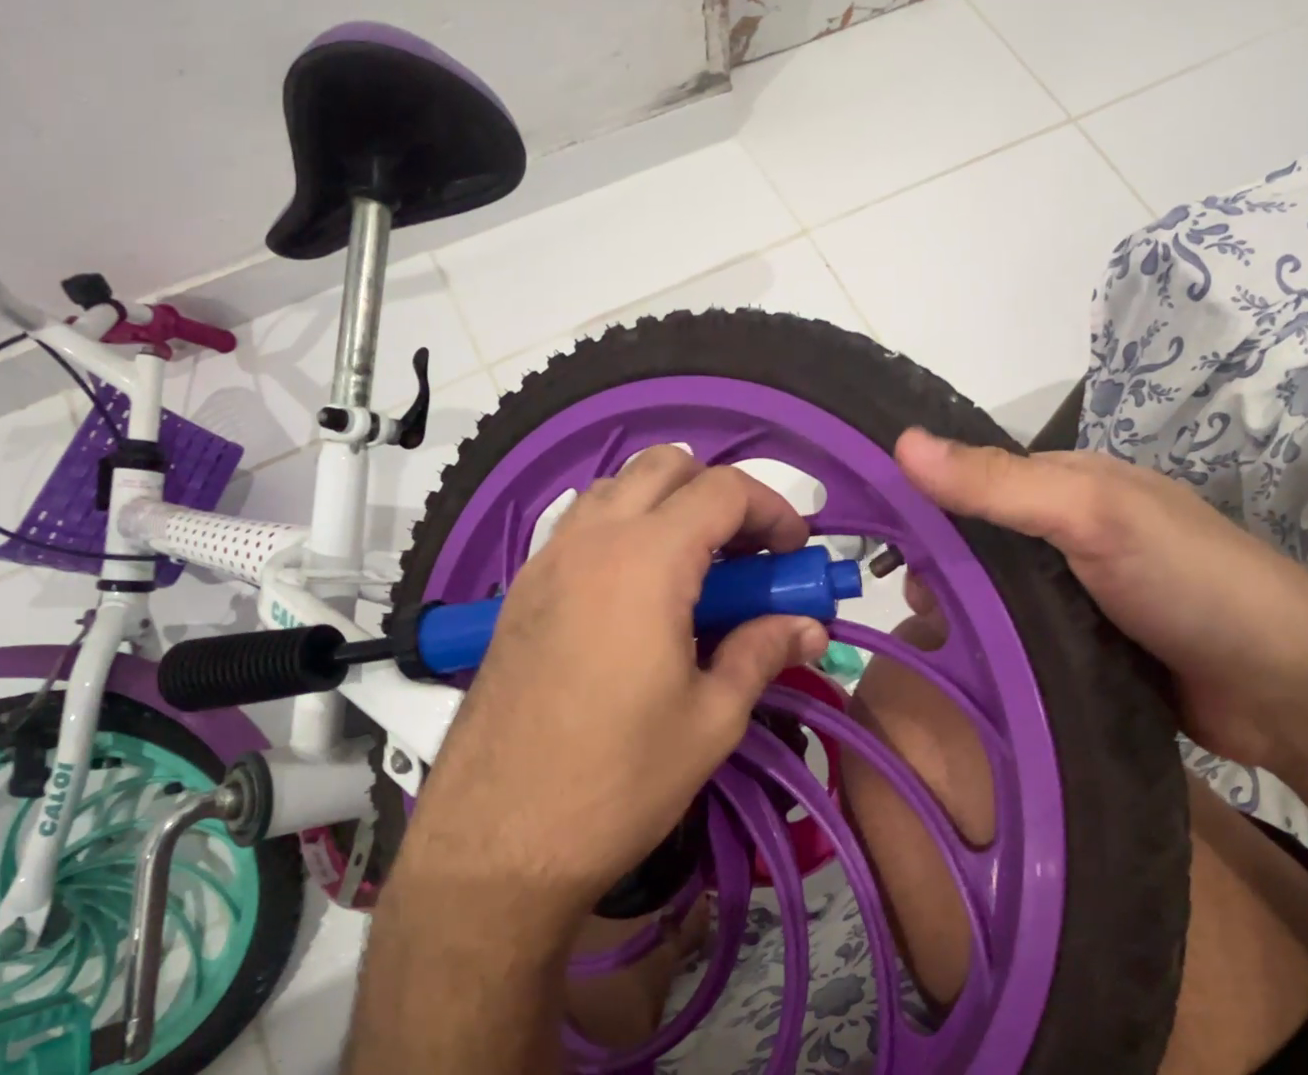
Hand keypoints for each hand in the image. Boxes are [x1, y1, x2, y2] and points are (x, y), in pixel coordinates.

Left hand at [403, 446, 829, 910]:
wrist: (498, 840)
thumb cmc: (619, 780)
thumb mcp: (712, 719)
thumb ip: (762, 653)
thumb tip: (808, 628)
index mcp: (646, 560)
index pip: (722, 490)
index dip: (772, 510)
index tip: (793, 556)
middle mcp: (590, 540)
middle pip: (664, 467)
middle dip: (717, 494)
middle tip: (747, 556)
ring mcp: (545, 563)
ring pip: (615, 491)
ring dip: (666, 508)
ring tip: (696, 576)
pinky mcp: (518, 594)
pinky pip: (579, 531)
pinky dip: (622, 535)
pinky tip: (639, 603)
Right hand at [894, 428, 1307, 768]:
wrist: (1287, 690)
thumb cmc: (1190, 582)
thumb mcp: (1092, 514)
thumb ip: (998, 483)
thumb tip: (902, 441)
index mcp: (1073, 487)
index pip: (978, 480)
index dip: (926, 502)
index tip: (879, 542)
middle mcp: (1073, 537)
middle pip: (983, 545)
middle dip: (941, 569)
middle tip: (917, 608)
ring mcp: (1082, 599)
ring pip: (998, 599)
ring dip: (963, 616)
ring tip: (934, 644)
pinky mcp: (1087, 655)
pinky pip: (1021, 645)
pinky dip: (993, 654)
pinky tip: (964, 674)